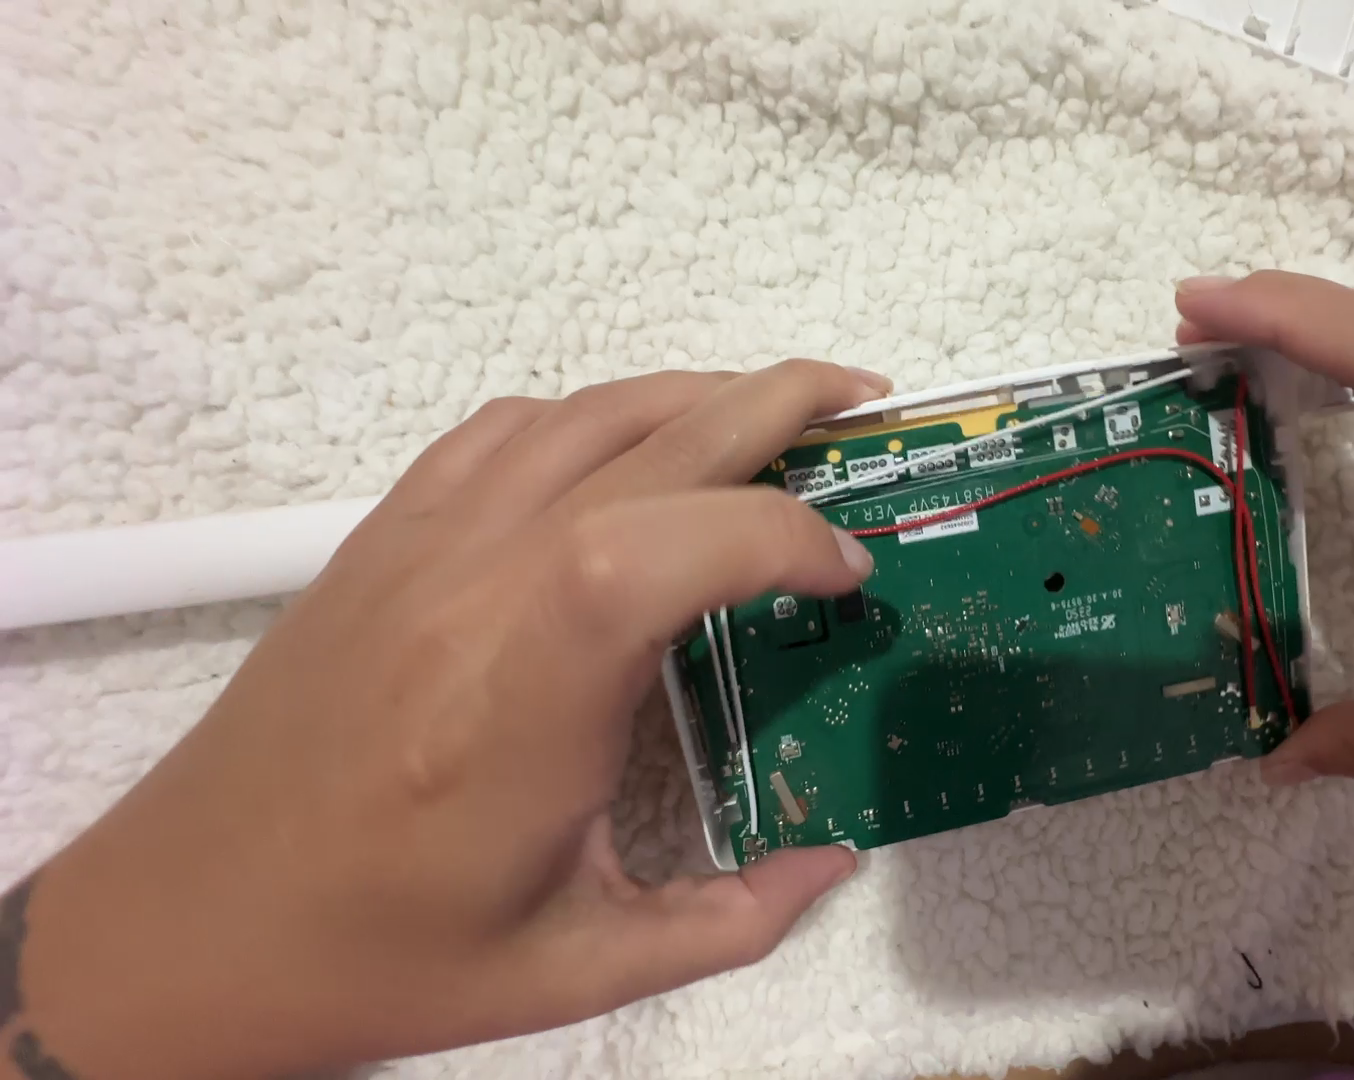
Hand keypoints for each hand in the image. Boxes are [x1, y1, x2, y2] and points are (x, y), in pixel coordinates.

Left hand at [5, 361, 890, 1079]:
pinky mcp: (397, 526)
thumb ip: (732, 919)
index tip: (847, 578)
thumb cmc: (383, 951)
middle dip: (781, 401)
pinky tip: (653, 444)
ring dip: (708, 391)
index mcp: (527, 695)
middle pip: (653, 438)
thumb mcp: (576, 971)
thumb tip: (838, 863)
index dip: (782, 538)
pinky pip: (522, 426)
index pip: (666, 551)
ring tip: (784, 407)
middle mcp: (480, 584)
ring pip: (595, 409)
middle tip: (864, 400)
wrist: (172, 931)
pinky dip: (612, 410)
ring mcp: (431, 537)